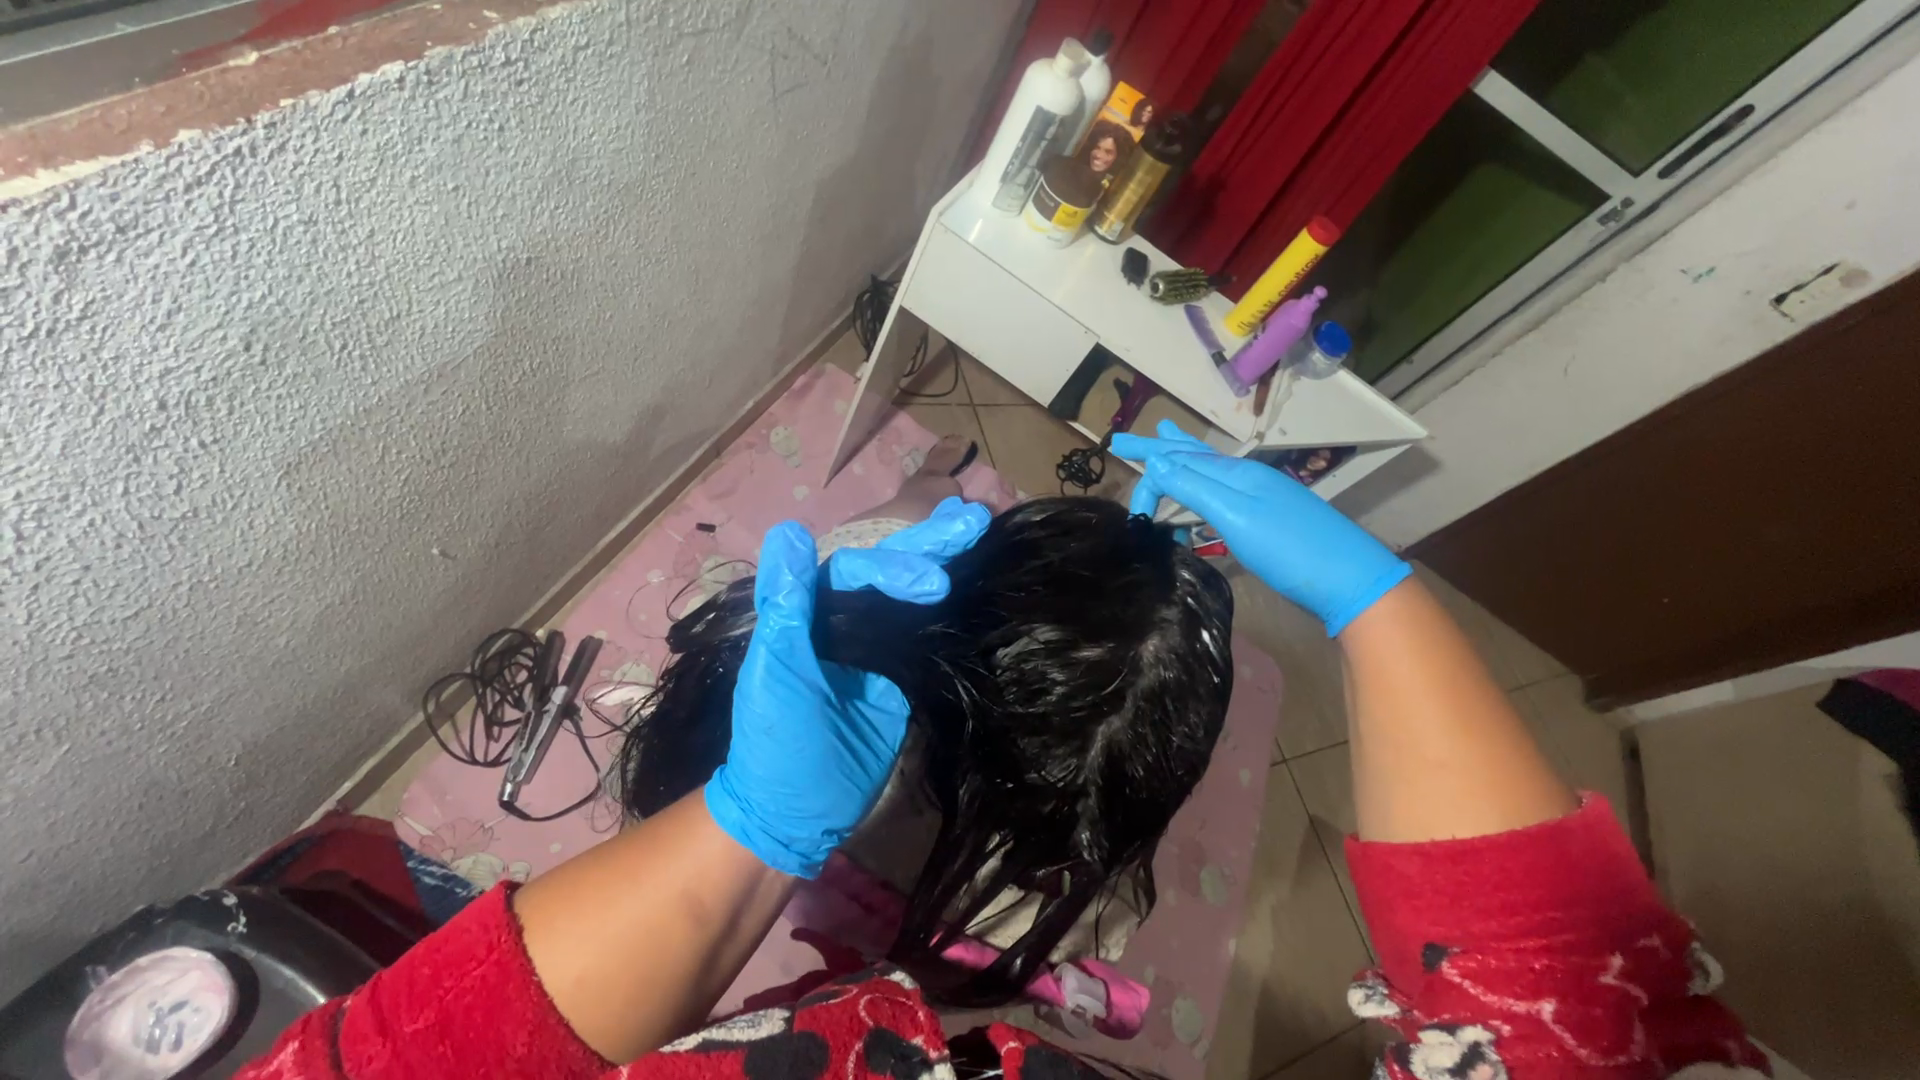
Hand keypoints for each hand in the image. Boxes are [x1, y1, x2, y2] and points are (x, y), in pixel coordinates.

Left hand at [706, 497, 989, 875]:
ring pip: (910, 594)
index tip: (935, 584)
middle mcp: (842, 618)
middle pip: (887, 568)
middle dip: (928, 543)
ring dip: (942, 560)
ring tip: (979, 525)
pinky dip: (950, 608)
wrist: (796, 810)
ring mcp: (875, 646)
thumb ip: (786, 605)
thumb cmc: (776, 741)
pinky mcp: (901, 674)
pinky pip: (926, 633)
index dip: (894, 568)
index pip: (855, 569)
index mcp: (809, 610)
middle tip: (973, 520)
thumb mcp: (776, 672)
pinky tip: (974, 581)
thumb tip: (789, 530)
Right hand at [1111, 421, 1408, 635]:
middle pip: (1192, 457)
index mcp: (1236, 474)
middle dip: (1158, 448)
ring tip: (1162, 440)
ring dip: (1179, 459)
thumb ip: (1195, 489)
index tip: (1130, 509)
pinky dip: (1198, 484)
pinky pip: (1218, 491)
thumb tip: (1156, 463)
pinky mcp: (1265, 518)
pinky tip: (1198, 488)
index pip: (1178, 463)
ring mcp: (1258, 496)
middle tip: (1123, 439)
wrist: (1348, 579)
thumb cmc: (1289, 549)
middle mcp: (1245, 478)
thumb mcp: (1236, 516)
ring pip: (1206, 471)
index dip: (1149, 476)